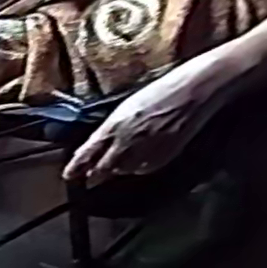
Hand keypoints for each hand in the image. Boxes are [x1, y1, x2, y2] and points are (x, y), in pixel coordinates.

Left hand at [62, 73, 214, 185]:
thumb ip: (106, 132)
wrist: (198, 87)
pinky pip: (147, 167)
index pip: (86, 155)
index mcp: (111, 128)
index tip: (68, 176)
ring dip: (116, 171)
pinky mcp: (169, 151)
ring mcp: (148, 147)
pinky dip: (139, 168)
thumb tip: (90, 150)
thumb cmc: (158, 92)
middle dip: (94, 176)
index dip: (75, 168)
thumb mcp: (123, 110)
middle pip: (103, 168)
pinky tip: (137, 165)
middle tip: (89, 181)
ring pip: (124, 169)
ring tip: (114, 170)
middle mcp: (126, 141)